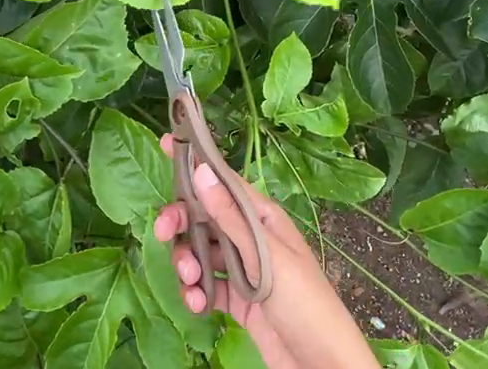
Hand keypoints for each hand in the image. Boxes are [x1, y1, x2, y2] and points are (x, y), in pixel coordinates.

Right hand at [156, 136, 377, 368]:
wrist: (324, 368)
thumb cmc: (306, 304)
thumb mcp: (267, 258)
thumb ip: (230, 216)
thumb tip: (201, 169)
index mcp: (262, 217)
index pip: (223, 180)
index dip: (196, 161)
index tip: (167, 142)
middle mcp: (250, 237)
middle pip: (204, 216)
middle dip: (181, 221)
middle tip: (163, 231)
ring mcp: (243, 269)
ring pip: (201, 251)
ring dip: (188, 262)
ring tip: (190, 283)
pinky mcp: (237, 300)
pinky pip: (207, 284)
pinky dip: (196, 291)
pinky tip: (196, 304)